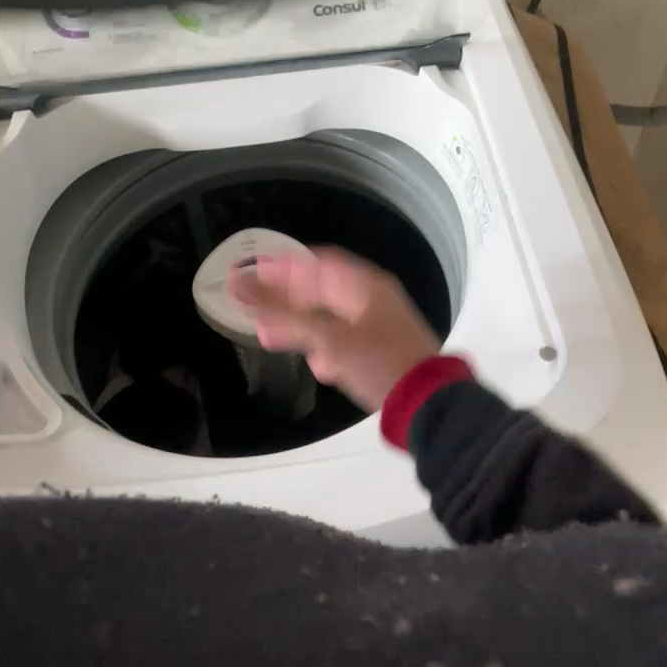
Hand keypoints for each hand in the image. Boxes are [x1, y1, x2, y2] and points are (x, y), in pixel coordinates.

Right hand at [228, 247, 442, 410]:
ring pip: (332, 318)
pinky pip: (345, 341)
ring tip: (270, 335)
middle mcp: (372, 299)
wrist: (427, 403)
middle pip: (322, 290)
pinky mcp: (381, 352)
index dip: (284, 264)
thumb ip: (283, 314)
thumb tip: (239, 287)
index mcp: (364, 285)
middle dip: (287, 298)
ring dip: (303, 326)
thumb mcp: (328, 338)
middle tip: (253, 303)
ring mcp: (379, 326)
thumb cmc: (378, 362)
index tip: (254, 270)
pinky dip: (325, 347)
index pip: (318, 263)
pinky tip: (316, 364)